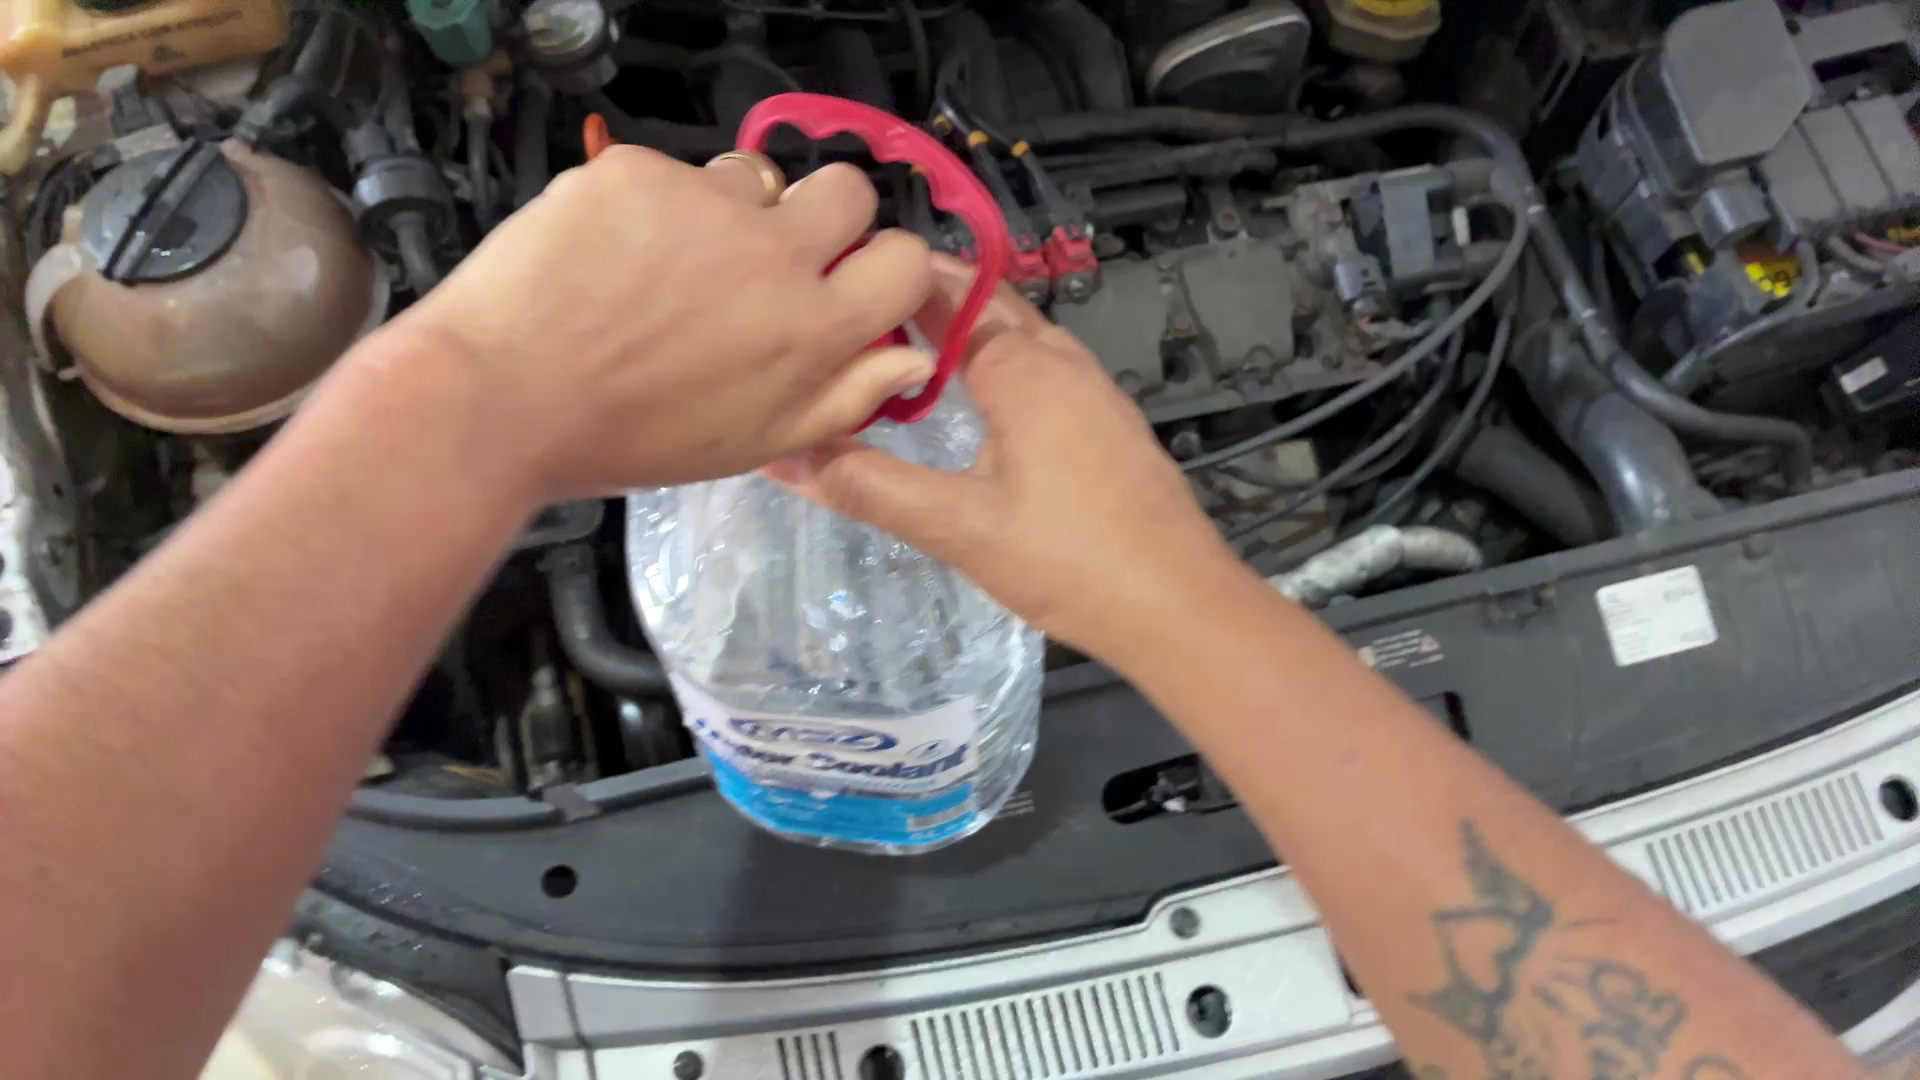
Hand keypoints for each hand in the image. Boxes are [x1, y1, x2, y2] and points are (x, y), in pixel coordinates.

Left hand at [364, 147, 934, 498]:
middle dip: (833, 219)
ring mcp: (705, 204)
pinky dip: (667, 210)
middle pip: (849, 188)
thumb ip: (851, 396)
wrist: (507, 400)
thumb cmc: (644, 438)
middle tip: (785, 257)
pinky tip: (627, 255)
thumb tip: (915, 359)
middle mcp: (775, 254)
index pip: (907, 259)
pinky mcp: (639, 172)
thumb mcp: (765, 440)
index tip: (864, 283)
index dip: (893, 269)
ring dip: (744, 214)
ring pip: (759, 179)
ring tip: (689, 264)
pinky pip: (679, 175)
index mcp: (814, 328)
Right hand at [767, 257, 1247, 661]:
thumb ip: (868, 486)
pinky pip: (1046, 374)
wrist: (1178, 606)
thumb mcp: (956, 527)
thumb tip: (782, 456)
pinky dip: (1002, 369)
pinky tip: (982, 407)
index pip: (950, 294)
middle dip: (928, 302)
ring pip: (1022, 340)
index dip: (895, 283)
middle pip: (990, 307)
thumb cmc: (1068, 561)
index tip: (839, 287)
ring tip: (909, 353)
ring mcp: (1097, 393)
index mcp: (1025, 368)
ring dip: (967, 334)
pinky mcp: (1111, 427)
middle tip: (862, 319)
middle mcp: (1066, 363)